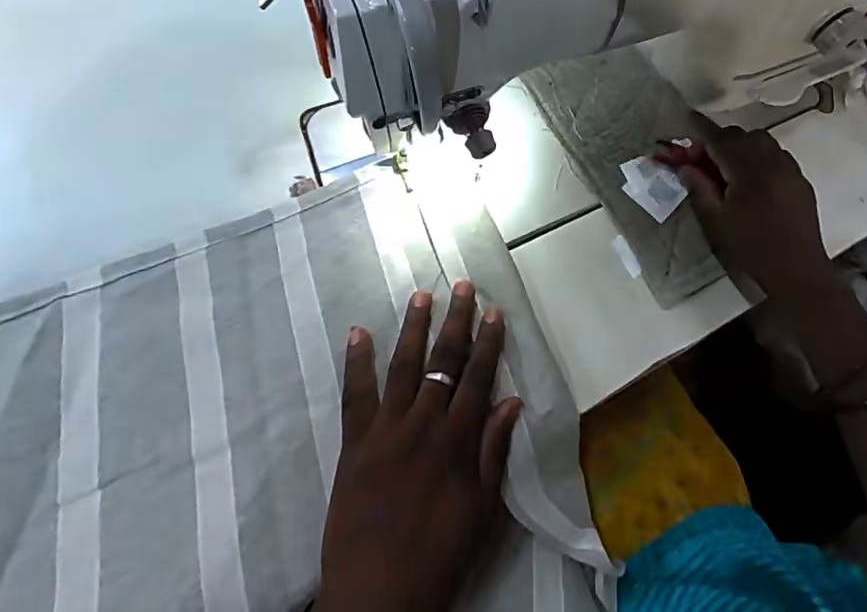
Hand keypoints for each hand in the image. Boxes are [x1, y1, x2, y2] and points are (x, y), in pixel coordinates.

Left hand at [318, 281, 522, 611]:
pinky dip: (357, 361)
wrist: (377, 596)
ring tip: (422, 296)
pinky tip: (358, 331)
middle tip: (462, 286)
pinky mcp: (354, 442)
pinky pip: (355, 393)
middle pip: (443, 363)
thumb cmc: (439, 557)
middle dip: (455, 322)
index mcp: (457, 444)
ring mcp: (385, 430)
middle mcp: (422, 426)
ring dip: (413, 329)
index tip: (493, 311)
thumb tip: (512, 403)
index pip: (476, 380)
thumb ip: (493, 453)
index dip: (487, 343)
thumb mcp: (482, 513)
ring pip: (403, 367)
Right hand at [662, 112, 832, 297]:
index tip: (687, 115)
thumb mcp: (715, 219)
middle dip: (719, 140)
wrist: (799, 273)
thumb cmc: (751, 247)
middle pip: (742, 136)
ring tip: (725, 167)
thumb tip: (685, 166)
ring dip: (740, 146)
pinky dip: (758, 156)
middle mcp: (773, 163)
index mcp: (749, 170)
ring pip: (762, 142)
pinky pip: (776, 155)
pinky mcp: (800, 182)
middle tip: (700, 159)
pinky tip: (749, 178)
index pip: (720, 139)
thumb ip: (699, 187)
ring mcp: (790, 171)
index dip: (701, 127)